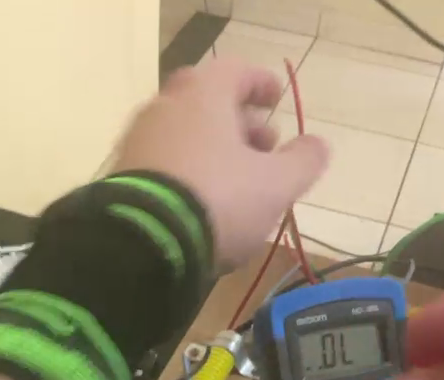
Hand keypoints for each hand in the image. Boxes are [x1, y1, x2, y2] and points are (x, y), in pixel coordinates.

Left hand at [109, 58, 328, 266]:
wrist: (146, 243)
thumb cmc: (219, 201)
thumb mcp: (275, 186)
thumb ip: (302, 162)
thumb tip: (319, 145)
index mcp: (205, 93)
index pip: (238, 72)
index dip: (262, 84)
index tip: (276, 98)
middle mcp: (167, 106)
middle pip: (209, 105)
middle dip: (240, 124)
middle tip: (264, 148)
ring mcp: (140, 141)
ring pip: (186, 137)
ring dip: (214, 152)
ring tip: (236, 182)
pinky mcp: (124, 178)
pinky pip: (166, 166)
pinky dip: (189, 174)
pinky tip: (203, 203)